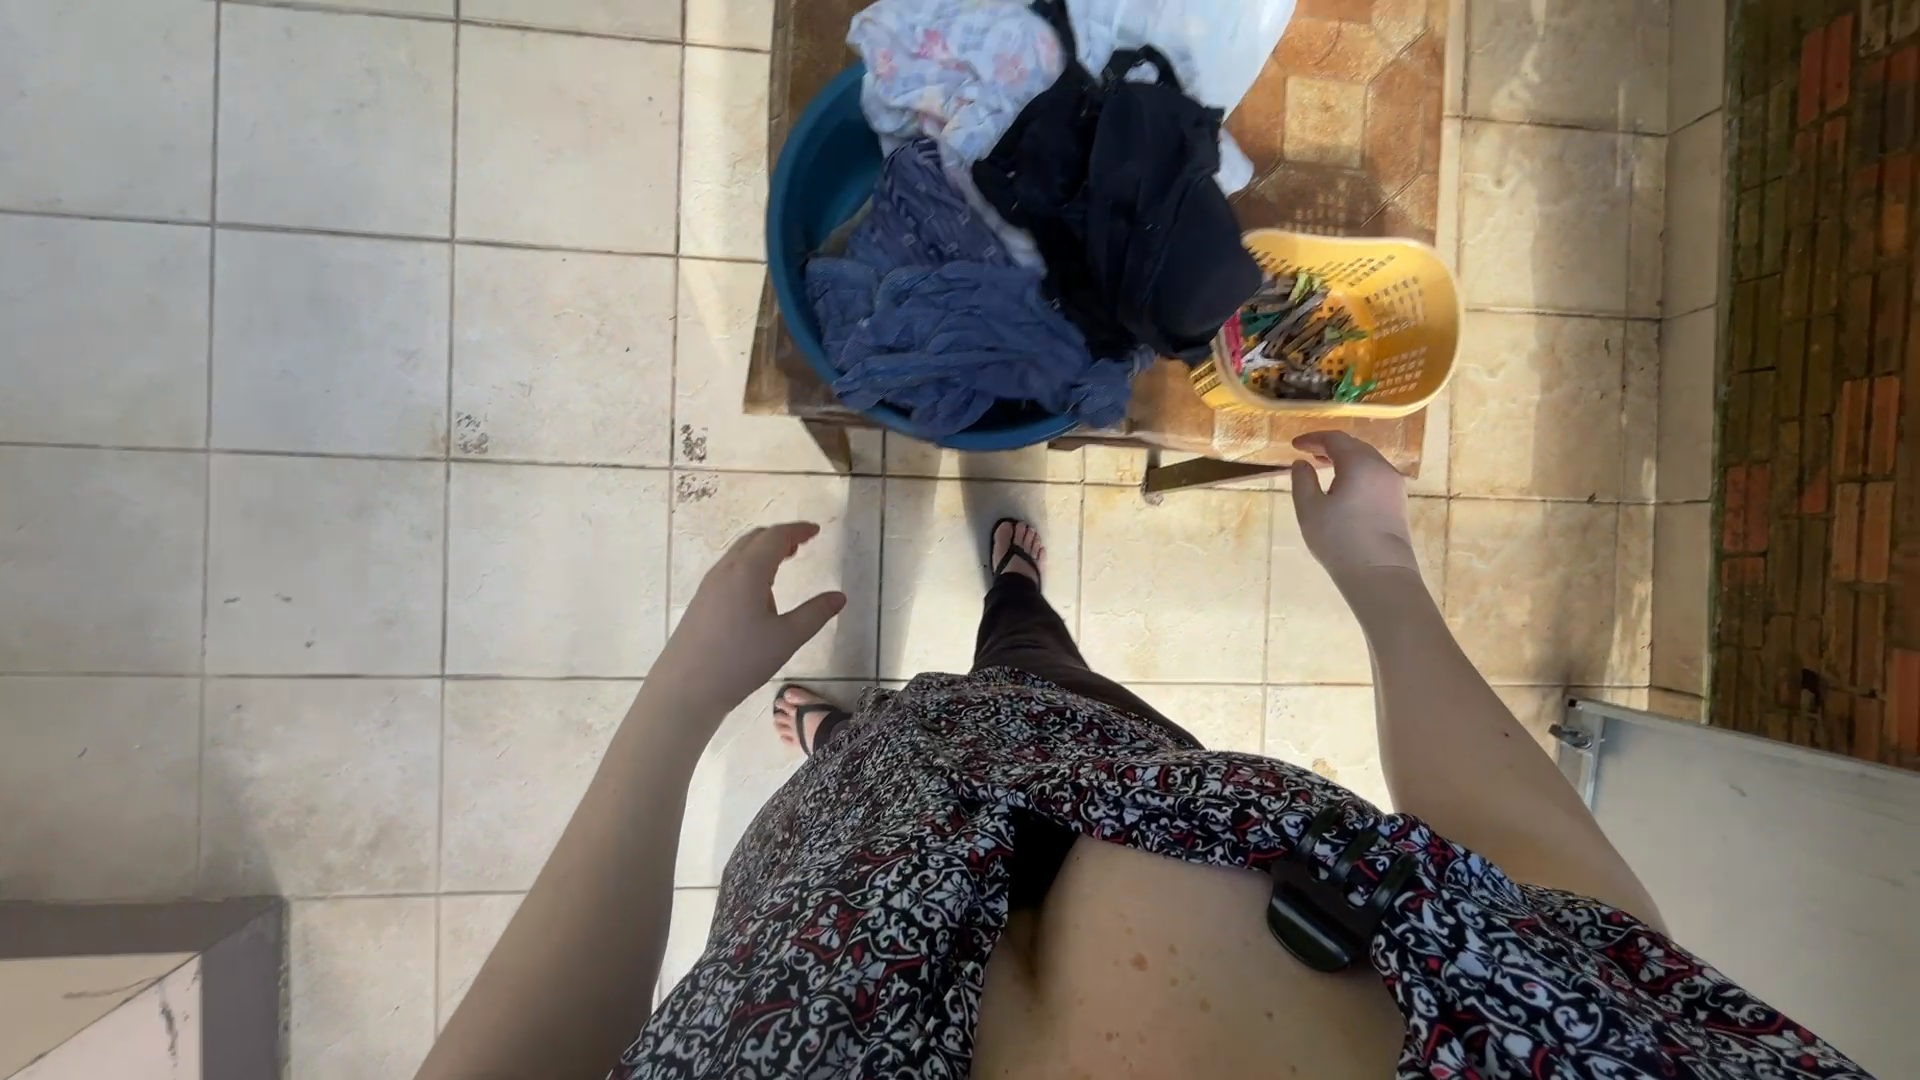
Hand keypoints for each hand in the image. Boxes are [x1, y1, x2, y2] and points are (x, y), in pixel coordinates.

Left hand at [649, 522, 845, 722]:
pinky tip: (759, 591)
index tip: (815, 531)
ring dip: (763, 551)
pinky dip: (750, 566)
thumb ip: (815, 614)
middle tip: (802, 544)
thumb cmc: (740, 660)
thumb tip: (839, 597)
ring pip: (740, 554)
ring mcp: (710, 585)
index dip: (798, 530)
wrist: (686, 688)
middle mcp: (726, 570)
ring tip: (784, 562)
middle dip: (780, 536)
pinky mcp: (701, 602)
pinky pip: (730, 570)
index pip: (776, 537)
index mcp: (749, 571)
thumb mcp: (787, 638)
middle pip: (755, 539)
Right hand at [1288, 431, 1419, 585]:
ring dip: (1345, 459)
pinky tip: (1344, 486)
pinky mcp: (1398, 501)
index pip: (1336, 439)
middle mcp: (1381, 468)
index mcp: (1359, 464)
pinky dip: (1356, 471)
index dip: (1313, 438)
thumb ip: (1302, 481)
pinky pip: (1375, 475)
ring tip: (1324, 468)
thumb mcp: (1309, 509)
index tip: (1295, 444)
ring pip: (1367, 460)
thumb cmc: (1339, 539)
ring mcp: (1394, 485)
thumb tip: (1301, 464)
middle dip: (1330, 446)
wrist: (1379, 573)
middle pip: (1355, 446)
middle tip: (1309, 453)